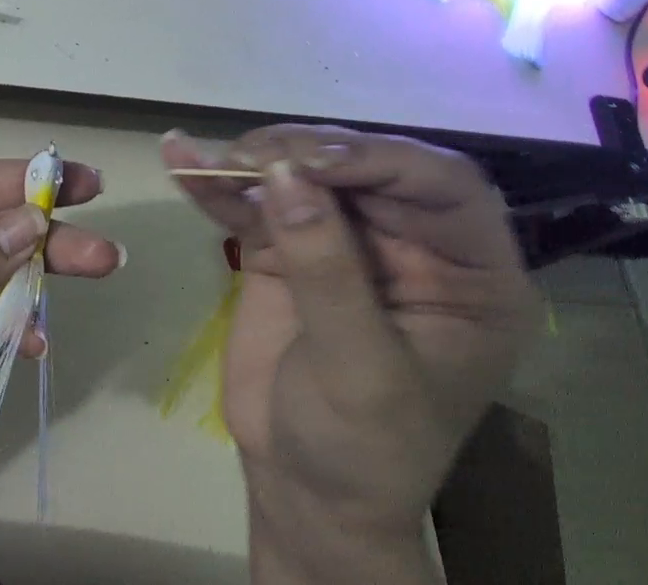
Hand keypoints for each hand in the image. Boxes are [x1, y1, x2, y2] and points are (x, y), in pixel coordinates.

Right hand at [162, 126, 539, 584]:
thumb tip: (282, 174)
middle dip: (303, 154)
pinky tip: (179, 159)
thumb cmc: (362, 448)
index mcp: (468, 273)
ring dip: (252, 162)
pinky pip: (253, 208)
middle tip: (246, 156)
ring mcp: (342, 245)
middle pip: (362, 169)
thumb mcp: (358, 369)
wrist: (303, 493)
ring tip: (206, 158)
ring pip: (302, 177)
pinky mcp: (285, 254)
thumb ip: (326, 270)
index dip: (379, 160)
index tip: (308, 160)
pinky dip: (216, 188)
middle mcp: (410, 245)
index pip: (442, 187)